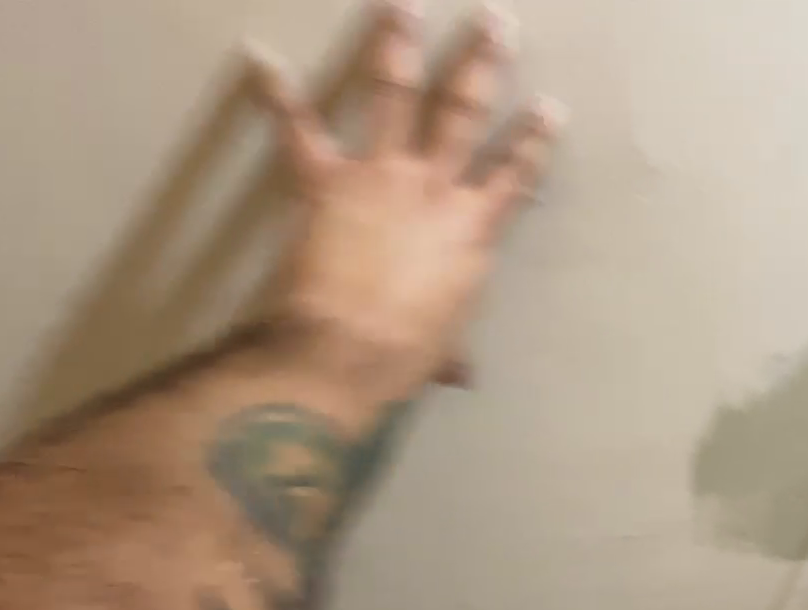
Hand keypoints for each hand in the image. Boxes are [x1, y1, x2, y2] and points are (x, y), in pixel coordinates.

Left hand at [247, 1, 562, 402]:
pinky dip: (276, 93)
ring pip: (394, 94)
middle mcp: (434, 189)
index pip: (514, 175)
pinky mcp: (327, 179)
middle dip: (483, 62)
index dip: (535, 141)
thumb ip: (453, 350)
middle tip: (498, 18)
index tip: (551, 106)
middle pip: (465, 113)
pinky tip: (257, 53)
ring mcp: (381, 176)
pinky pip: (298, 128)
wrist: (347, 351)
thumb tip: (462, 376)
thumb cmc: (406, 354)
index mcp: (472, 231)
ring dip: (398, 42)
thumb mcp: (441, 349)